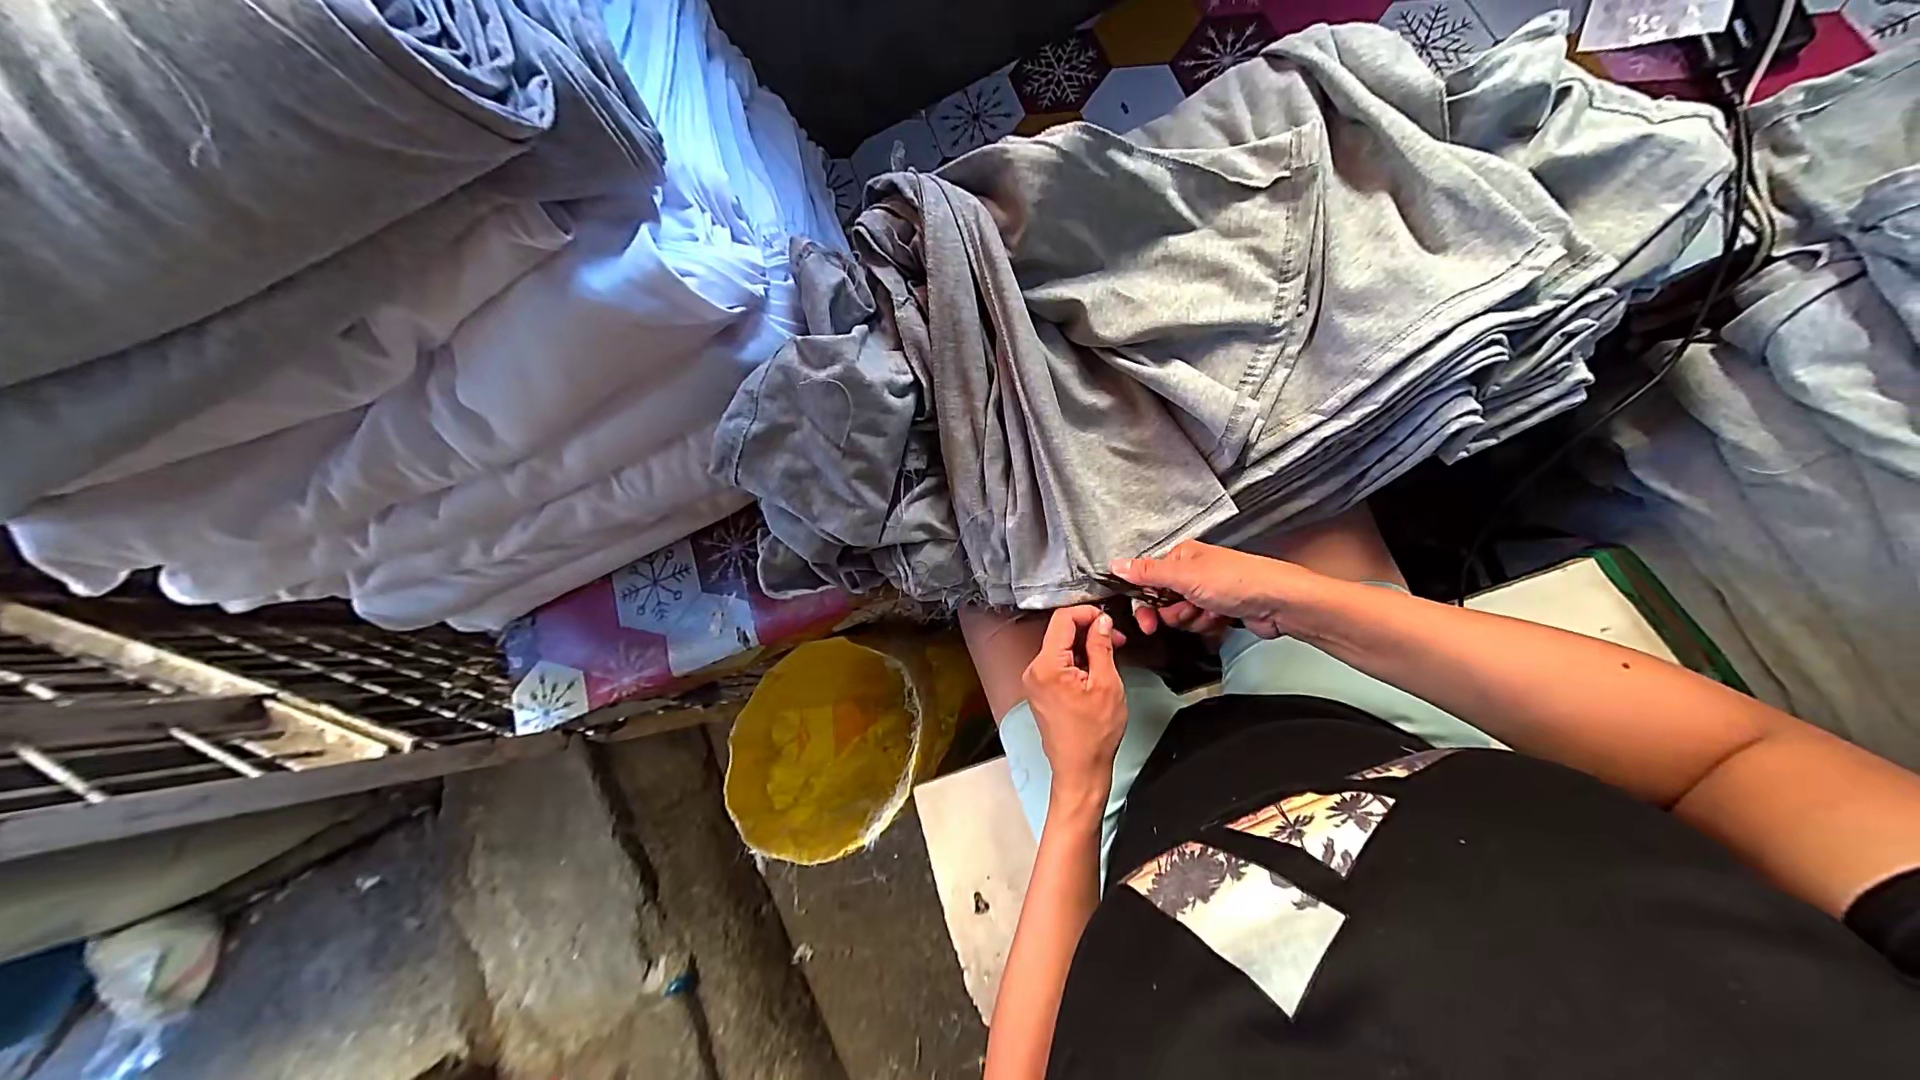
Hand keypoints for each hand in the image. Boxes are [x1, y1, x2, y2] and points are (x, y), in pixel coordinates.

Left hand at [1021, 605, 1127, 803]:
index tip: (1107, 619)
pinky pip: (1058, 663)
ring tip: (1109, 656)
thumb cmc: (1093, 736)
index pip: (1062, 619)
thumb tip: (1101, 622)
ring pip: (1060, 647)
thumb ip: (1102, 646)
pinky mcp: (1040, 689)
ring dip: (1084, 646)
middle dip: (1088, 630)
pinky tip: (1095, 670)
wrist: (1080, 769)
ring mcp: (1035, 681)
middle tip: (1115, 639)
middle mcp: (1034, 670)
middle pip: (1060, 632)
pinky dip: (1077, 660)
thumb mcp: (1107, 683)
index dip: (1087, 613)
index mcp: (1047, 666)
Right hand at [1112, 540, 1315, 638]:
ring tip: (1211, 612)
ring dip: (1193, 620)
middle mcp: (1193, 572)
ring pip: (1182, 615)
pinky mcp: (1221, 609)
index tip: (1146, 619)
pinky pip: (1200, 623)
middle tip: (1184, 615)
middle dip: (1173, 613)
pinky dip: (1208, 625)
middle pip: (1163, 601)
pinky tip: (1222, 618)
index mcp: (1182, 557)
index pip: (1148, 580)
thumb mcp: (1184, 575)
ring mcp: (1208, 592)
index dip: (1145, 602)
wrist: (1280, 602)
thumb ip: (1147, 572)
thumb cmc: (1239, 581)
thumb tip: (1117, 564)